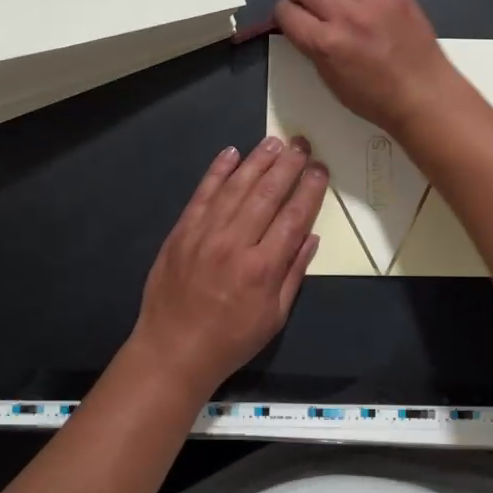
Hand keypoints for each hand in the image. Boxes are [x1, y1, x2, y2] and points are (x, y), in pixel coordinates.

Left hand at [126, 138, 326, 398]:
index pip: (293, 217)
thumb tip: (310, 237)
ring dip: (257, 160)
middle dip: (288, 166)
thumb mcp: (273, 318)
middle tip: (301, 144)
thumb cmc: (230, 340)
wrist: (172, 350)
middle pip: (267, 194)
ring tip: (274, 141)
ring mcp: (205, 233)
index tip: (320, 169)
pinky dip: (218, 171)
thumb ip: (293, 274)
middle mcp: (235, 243)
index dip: (309, 190)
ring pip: (236, 187)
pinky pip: (203, 193)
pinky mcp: (182, 230)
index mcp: (262, 268)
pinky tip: (231, 153)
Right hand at [273, 0, 458, 134]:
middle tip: (307, 5)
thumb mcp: (330, 79)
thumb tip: (299, 23)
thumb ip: (310, 46)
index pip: (287, 12)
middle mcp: (346, 15)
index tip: (289, 19)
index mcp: (327, 43)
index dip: (282, 15)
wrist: (424, 92)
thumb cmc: (374, 96)